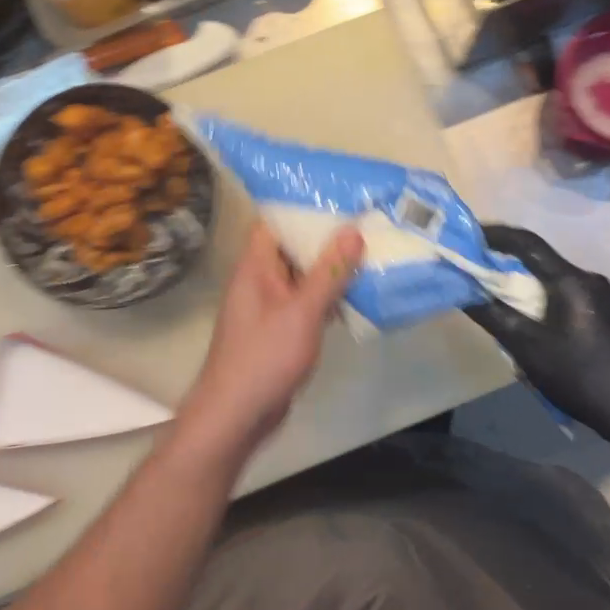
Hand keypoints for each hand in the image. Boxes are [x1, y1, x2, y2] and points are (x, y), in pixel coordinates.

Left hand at [176, 222, 363, 457]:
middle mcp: (260, 281)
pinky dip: (329, 296)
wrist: (236, 416)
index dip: (303, 205)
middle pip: (293, 247)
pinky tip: (360, 294)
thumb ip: (328, 272)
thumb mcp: (301, 312)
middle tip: (368, 219)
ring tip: (372, 250)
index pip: (275, 221)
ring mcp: (270, 307)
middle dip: (327, 235)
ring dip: (332, 267)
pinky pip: (307, 302)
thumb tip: (352, 230)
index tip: (340, 193)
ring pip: (303, 276)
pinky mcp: (280, 331)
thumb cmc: (264, 358)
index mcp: (255, 266)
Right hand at [466, 225, 609, 490]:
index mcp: (572, 280)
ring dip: (528, 296)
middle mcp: (592, 280)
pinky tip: (540, 340)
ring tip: (507, 321)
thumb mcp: (529, 349)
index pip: (526, 243)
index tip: (468, 237)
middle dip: (507, 273)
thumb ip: (493, 315)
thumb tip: (463, 289)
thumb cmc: (584, 378)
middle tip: (480, 287)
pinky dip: (547, 310)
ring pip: (555, 287)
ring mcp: (608, 300)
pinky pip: (571, 303)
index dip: (495, 235)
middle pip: (541, 265)